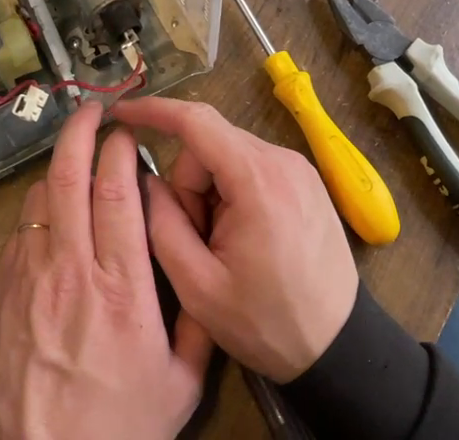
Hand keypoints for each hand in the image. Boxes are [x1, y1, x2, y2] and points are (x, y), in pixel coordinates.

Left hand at [0, 100, 213, 439]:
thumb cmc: (120, 423)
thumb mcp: (182, 381)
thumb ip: (198, 319)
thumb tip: (198, 261)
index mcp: (122, 286)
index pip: (118, 192)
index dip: (121, 150)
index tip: (127, 133)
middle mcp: (72, 269)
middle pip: (69, 177)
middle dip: (79, 132)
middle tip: (91, 111)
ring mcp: (30, 277)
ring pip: (40, 198)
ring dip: (58, 172)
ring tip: (76, 166)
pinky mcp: (2, 291)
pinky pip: (19, 231)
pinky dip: (38, 211)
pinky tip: (52, 217)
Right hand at [110, 97, 358, 382]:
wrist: (339, 348)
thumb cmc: (266, 323)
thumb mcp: (198, 286)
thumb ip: (161, 224)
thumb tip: (144, 180)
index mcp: (256, 179)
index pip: (195, 121)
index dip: (153, 110)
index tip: (119, 111)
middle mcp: (282, 160)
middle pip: (209, 142)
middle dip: (189, 184)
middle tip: (197, 240)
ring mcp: (299, 168)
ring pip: (229, 154)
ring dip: (212, 191)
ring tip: (222, 245)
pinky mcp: (307, 181)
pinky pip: (252, 166)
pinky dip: (234, 191)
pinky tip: (242, 237)